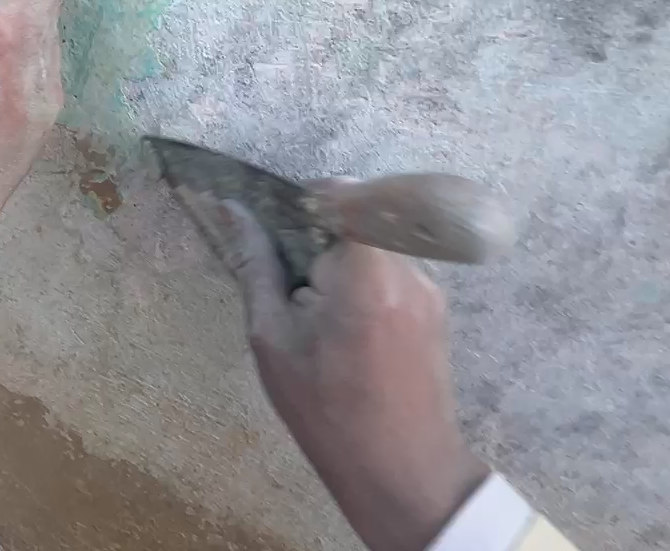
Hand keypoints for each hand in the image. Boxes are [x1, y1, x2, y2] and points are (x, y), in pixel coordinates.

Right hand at [175, 185, 487, 550]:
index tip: (283, 220)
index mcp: (366, 278)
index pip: (352, 195)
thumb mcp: (272, 338)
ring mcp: (431, 286)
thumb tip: (232, 210)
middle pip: (364, 207)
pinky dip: (361, 264)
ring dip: (342, 244)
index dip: (313, 196)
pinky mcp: (436, 302)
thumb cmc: (326, 410)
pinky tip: (341, 309)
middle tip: (291, 262)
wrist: (404, 474)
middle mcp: (409, 271)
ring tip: (316, 292)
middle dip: (321, 221)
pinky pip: (392, 256)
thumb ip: (255, 264)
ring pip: (379, 230)